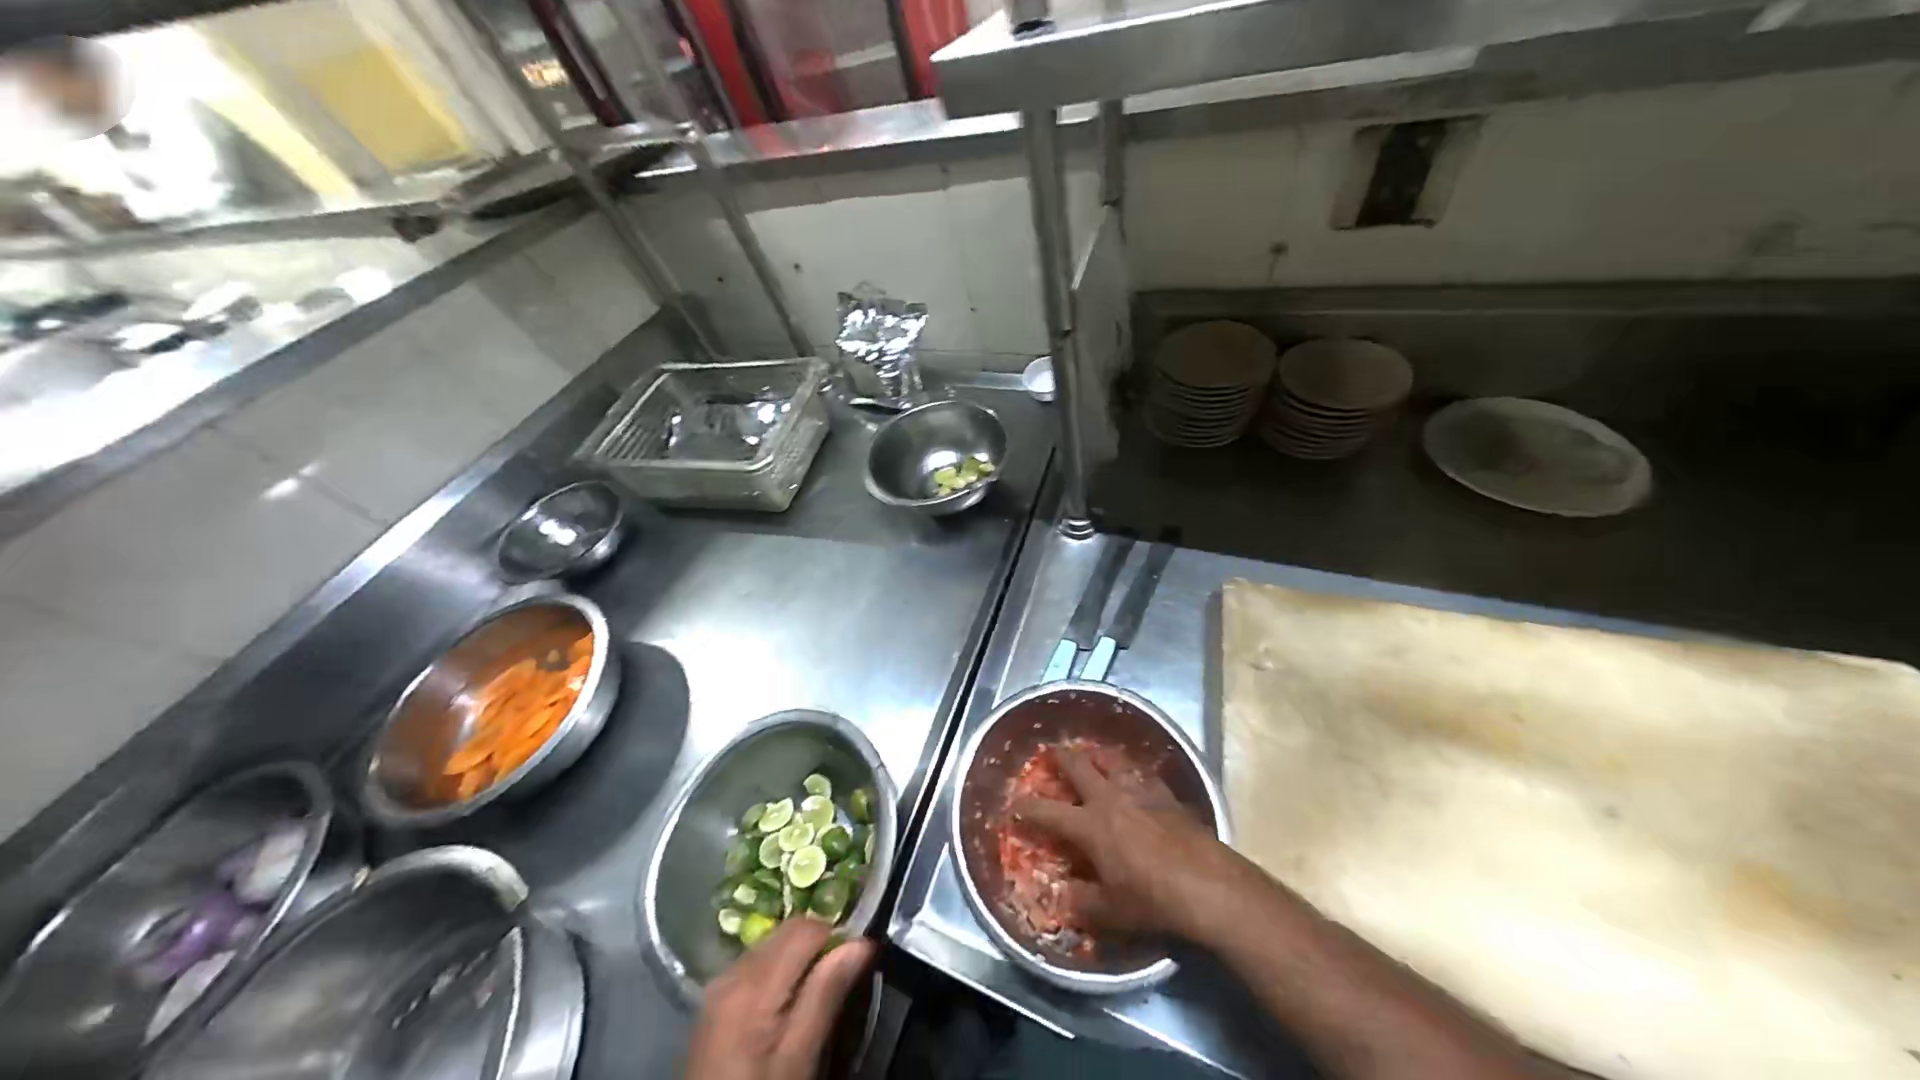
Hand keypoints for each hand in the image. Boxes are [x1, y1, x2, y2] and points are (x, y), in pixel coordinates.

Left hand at [683, 918, 875, 1079]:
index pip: (805, 928)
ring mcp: (718, 985)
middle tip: (839, 982)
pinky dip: (779, 970)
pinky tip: (786, 1006)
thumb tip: (862, 943)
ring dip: (799, 957)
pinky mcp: (714, 1000)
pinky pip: (755, 963)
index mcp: (754, 985)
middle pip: (786, 931)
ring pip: (772, 944)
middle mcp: (732, 971)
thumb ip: (827, 994)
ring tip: (815, 997)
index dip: (836, 937)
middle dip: (818, 945)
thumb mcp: (800, 1057)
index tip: (855, 965)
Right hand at [1011, 745, 1260, 941]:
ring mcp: (1141, 793)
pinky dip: (1133, 771)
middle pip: (1079, 768)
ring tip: (1092, 752)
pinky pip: (1144, 774)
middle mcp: (1110, 800)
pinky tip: (1136, 776)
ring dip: (1098, 755)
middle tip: (1052, 752)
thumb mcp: (1111, 912)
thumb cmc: (1153, 900)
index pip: (1048, 812)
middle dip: (1062, 759)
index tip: (1015, 805)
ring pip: (1113, 761)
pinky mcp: (1168, 796)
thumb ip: (1082, 902)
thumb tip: (1064, 895)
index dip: (1028, 807)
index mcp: (1089, 826)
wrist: (1210, 886)